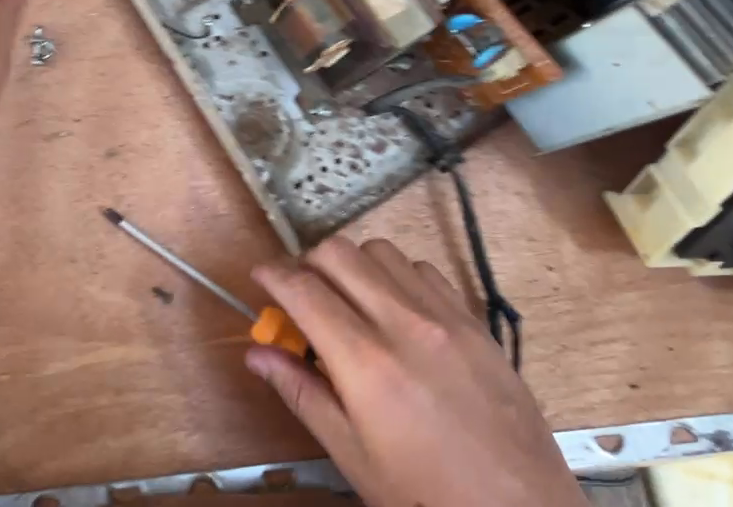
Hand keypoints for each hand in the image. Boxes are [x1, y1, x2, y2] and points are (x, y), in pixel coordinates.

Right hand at [246, 238, 583, 506]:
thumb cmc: (426, 495)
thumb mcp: (352, 455)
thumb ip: (301, 393)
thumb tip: (256, 353)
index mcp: (366, 363)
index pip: (303, 289)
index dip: (272, 274)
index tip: (260, 276)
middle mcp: (403, 324)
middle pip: (338, 252)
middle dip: (307, 262)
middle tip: (300, 292)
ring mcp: (445, 318)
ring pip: (380, 251)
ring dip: (353, 265)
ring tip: (348, 301)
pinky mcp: (475, 322)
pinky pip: (424, 270)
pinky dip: (396, 276)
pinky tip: (396, 311)